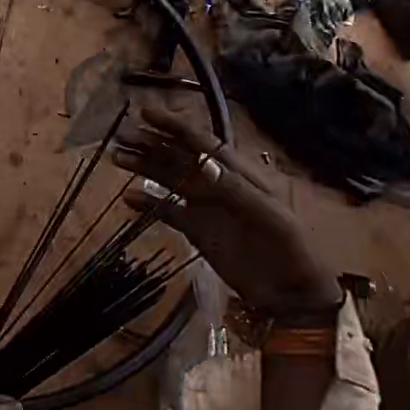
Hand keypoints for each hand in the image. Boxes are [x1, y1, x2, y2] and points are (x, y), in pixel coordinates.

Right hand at [112, 105, 341, 313]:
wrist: (292, 295)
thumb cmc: (289, 249)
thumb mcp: (269, 216)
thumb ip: (234, 188)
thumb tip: (201, 162)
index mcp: (236, 172)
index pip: (200, 141)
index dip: (174, 126)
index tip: (146, 113)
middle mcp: (215, 182)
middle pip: (177, 156)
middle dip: (150, 142)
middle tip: (121, 135)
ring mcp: (203, 205)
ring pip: (167, 178)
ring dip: (143, 166)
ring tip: (116, 157)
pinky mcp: (195, 229)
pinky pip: (166, 211)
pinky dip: (146, 202)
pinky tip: (127, 197)